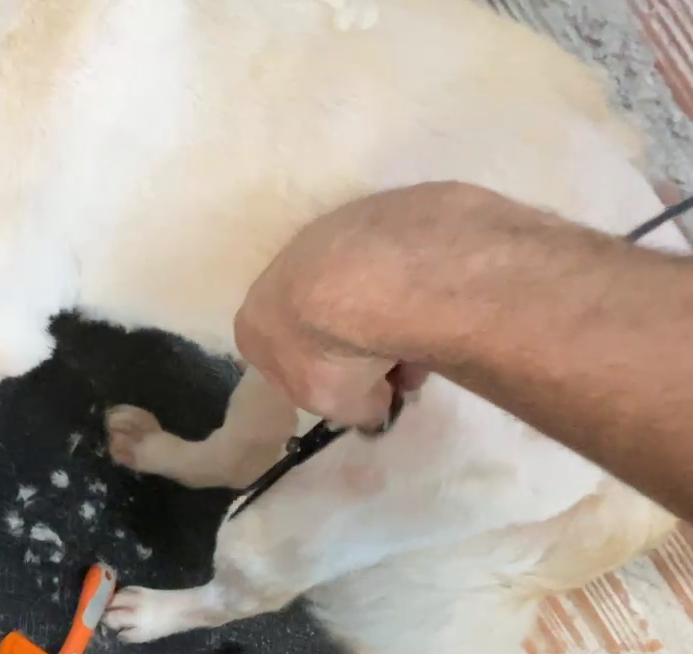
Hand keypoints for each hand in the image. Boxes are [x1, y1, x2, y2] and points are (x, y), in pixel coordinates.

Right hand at [235, 182, 558, 426]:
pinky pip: (398, 253)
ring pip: (360, 282)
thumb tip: (377, 404)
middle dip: (362, 344)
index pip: (285, 357)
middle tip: (405, 365)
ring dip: (390, 309)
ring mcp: (325, 235)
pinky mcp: (376, 207)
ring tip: (432, 330)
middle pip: (322, 316)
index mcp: (252, 324)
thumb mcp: (337, 403)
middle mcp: (276, 276)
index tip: (367, 386)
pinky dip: (415, 274)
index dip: (327, 376)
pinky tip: (439, 292)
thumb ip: (351, 407)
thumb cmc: (332, 350)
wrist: (376, 275)